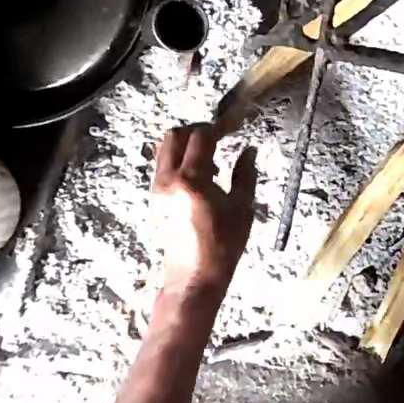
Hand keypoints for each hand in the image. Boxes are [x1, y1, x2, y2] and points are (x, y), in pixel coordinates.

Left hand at [150, 125, 256, 290]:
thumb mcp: (242, 209)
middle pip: (175, 135)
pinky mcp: (154, 198)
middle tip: (221, 137)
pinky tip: (200, 177)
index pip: (201, 137)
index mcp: (191, 181)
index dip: (220, 126)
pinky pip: (163, 166)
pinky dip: (179, 160)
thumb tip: (249, 149)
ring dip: (187, 144)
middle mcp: (168, 180)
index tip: (236, 125)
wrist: (193, 277)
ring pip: (165, 149)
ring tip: (211, 160)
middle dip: (198, 130)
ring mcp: (157, 189)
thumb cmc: (222, 246)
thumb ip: (245, 174)